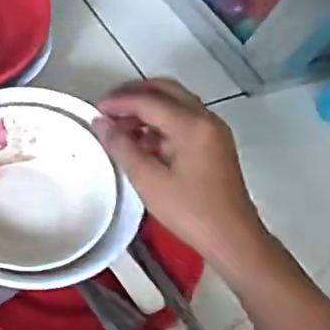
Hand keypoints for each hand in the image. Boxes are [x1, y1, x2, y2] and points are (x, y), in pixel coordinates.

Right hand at [96, 79, 269, 269]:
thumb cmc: (191, 212)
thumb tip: (101, 123)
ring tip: (120, 126)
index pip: (149, 101)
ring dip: (148, 107)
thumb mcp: (149, 182)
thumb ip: (122, 147)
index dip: (119, 102)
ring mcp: (213, 130)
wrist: (234, 239)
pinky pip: (184, 118)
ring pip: (176, 102)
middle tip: (108, 107)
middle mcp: (206, 118)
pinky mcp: (215, 143)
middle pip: (166, 90)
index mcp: (192, 125)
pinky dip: (161, 121)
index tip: (96, 109)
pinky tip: (142, 140)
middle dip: (134, 94)